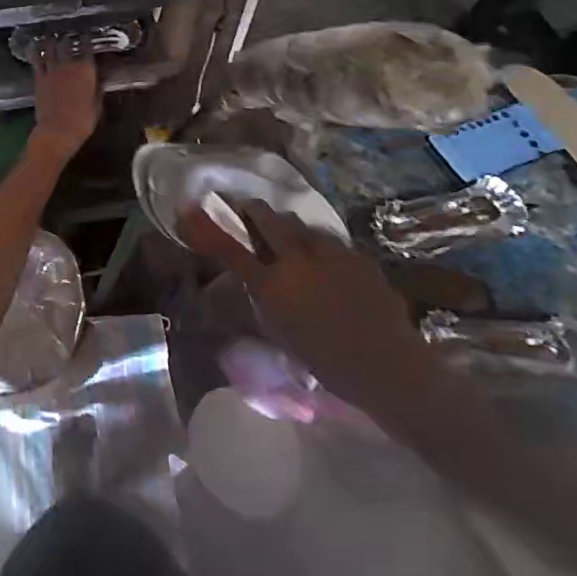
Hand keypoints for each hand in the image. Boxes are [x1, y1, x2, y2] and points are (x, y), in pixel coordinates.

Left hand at [30, 36, 99, 159]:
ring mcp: (52, 70)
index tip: (85, 34)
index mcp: (86, 70)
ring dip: (51, 38)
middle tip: (67, 33)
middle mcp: (69, 65)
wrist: (58, 130)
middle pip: (66, 42)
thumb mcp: (97, 105)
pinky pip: (36, 59)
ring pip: (50, 46)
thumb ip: (98, 89)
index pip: (86, 46)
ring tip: (51, 33)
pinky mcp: (39, 77)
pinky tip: (35, 44)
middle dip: (67, 36)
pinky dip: (35, 49)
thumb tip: (100, 80)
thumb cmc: (82, 121)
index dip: (86, 38)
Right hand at [180, 199, 419, 398]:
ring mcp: (331, 254)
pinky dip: (322, 247)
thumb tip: (256, 280)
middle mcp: (298, 262)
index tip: (189, 209)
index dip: (207, 229)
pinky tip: (328, 262)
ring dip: (291, 229)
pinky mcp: (357, 256)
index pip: (232, 251)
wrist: (387, 366)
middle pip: (270, 221)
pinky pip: (332, 242)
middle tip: (250, 209)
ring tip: (292, 238)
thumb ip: (266, 300)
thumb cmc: (326, 362)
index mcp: (273, 286)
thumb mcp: (282, 332)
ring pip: (303, 227)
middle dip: (256, 211)